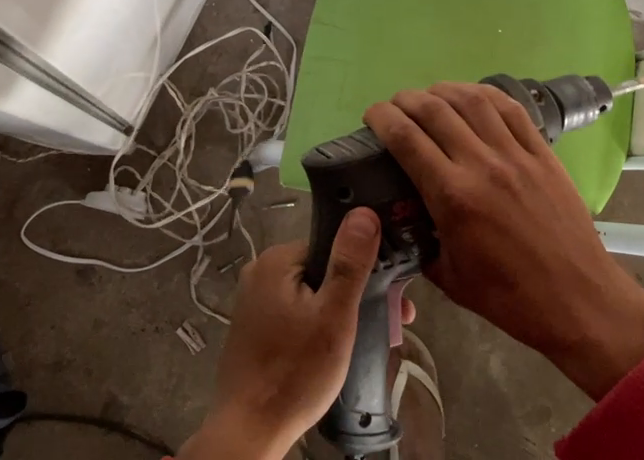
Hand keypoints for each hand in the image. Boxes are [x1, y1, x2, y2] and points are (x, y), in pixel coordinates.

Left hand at [179, 208, 384, 459]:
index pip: (330, 246)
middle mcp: (260, 273)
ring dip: (340, 312)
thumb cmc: (295, 372)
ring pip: (311, 295)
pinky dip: (319, 326)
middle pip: (322, 270)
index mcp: (275, 260)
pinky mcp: (255, 328)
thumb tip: (364, 212)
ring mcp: (254, 302)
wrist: (251, 430)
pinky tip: (337, 349)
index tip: (392, 293)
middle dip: (357, 292)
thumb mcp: (334, 316)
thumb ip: (349, 263)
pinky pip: (296, 314)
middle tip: (393, 321)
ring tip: (372, 338)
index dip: (363, 267)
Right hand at [365, 83, 643, 398]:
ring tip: (428, 95)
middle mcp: (481, 165)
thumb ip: (420, 241)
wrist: (578, 301)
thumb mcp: (447, 277)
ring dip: (442, 90)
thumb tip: (403, 221)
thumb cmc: (509, 298)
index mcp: (452, 197)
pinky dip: (485, 94)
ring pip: (471, 100)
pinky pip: (510, 109)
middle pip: (434, 110)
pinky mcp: (542, 154)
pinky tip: (471, 96)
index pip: (406, 138)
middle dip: (405, 100)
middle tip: (394, 106)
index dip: (382, 118)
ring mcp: (515, 155)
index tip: (371, 116)